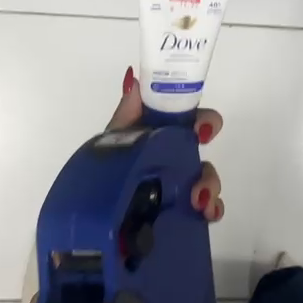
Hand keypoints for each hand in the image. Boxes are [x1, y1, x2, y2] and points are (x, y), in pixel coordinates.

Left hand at [110, 67, 224, 221]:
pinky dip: (213, 208)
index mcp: (155, 135)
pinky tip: (207, 215)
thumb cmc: (100, 175)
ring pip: (206, 176)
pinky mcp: (180, 212)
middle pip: (202, 151)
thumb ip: (126, 114)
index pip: (187, 118)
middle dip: (208, 159)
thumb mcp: (112, 142)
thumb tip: (135, 78)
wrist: (89, 224)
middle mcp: (169, 155)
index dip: (203, 120)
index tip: (203, 131)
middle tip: (201, 175)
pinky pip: (206, 207)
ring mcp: (176, 185)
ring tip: (199, 201)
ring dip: (210, 184)